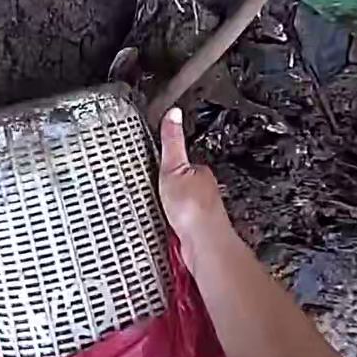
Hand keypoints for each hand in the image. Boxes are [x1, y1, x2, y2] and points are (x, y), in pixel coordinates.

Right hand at [158, 108, 227, 239]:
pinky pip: (179, 227)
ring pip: (182, 209)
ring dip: (171, 211)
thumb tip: (173, 113)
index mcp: (201, 174)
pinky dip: (171, 227)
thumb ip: (172, 143)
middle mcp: (204, 193)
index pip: (184, 164)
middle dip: (171, 191)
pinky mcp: (193, 234)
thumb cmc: (193, 207)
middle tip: (153, 191)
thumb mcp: (173, 168)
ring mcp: (199, 215)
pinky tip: (163, 228)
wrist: (203, 242)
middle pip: (183, 187)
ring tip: (156, 210)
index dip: (170, 166)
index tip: (158, 168)